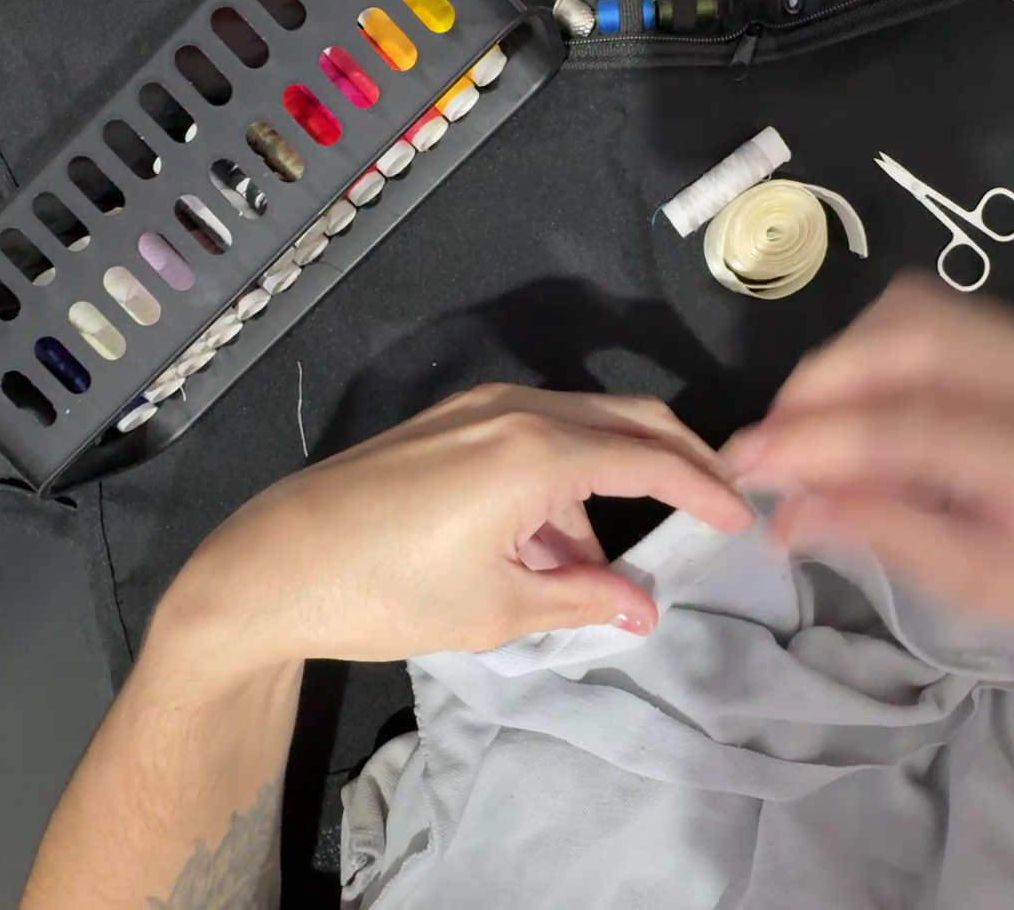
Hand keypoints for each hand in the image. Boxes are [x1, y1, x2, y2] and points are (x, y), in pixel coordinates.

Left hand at [149, 385, 752, 672]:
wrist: (274, 563)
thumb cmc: (390, 592)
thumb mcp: (498, 607)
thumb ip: (584, 598)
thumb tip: (645, 609)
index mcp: (539, 451)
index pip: (649, 461)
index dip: (703, 488)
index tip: (739, 516)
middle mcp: (520, 409)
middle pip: (629, 417)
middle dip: (680, 456)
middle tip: (714, 499)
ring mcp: (484, 405)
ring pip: (583, 423)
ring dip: (611, 476)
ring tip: (596, 557)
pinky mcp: (457, 417)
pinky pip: (538, 431)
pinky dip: (565, 473)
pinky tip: (546, 531)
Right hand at [723, 273, 1013, 658]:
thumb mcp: (977, 586)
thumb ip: (878, 532)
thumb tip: (780, 510)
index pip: (918, 428)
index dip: (819, 438)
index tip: (747, 461)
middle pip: (914, 338)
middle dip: (820, 381)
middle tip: (769, 433)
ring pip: (917, 312)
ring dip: (842, 360)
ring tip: (808, 419)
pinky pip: (937, 315)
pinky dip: (875, 350)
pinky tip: (858, 395)